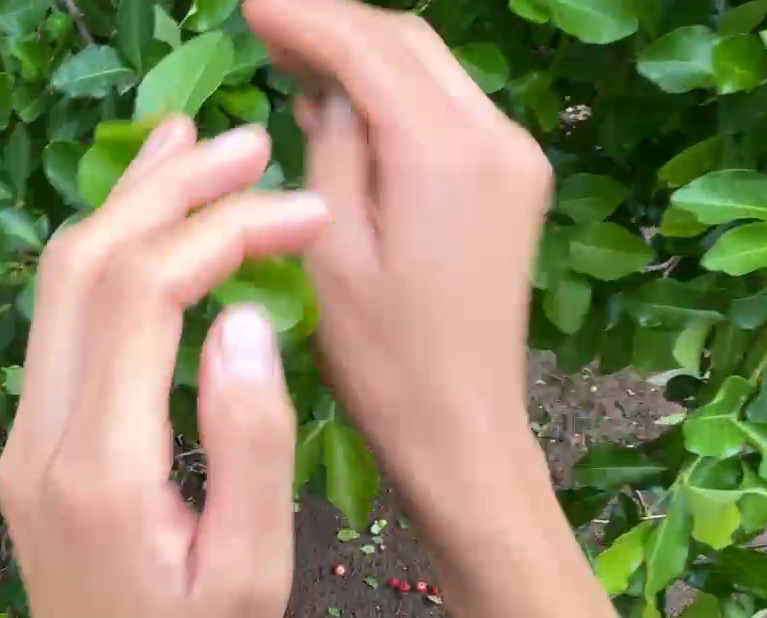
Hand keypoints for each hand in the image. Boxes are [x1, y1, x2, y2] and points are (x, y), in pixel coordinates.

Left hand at [0, 117, 329, 617]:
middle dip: (165, 191)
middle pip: (81, 269)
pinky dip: (106, 269)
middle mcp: (40, 441)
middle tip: (248, 144)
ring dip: (125, 212)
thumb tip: (249, 317)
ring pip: (57, 291)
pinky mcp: (30, 453)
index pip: (142, 297)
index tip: (300, 214)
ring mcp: (22, 444)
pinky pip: (58, 333)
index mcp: (99, 471)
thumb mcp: (253, 573)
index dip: (220, 232)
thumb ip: (249, 441)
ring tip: (196, 154)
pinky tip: (150, 242)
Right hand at [247, 0, 554, 503]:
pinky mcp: (514, 187)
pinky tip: (355, 114)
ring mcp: (515, 159)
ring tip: (300, 64)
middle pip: (410, 45)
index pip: (370, 49)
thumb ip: (331, 159)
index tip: (252, 4)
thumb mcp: (332, 260)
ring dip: (369, 61)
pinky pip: (450, 114)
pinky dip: (400, 99)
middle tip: (270, 29)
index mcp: (444, 152)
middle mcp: (495, 136)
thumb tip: (328, 98)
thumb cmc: (382, 362)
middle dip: (338, 27)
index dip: (307, 16)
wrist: (461, 427)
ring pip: (434, 74)